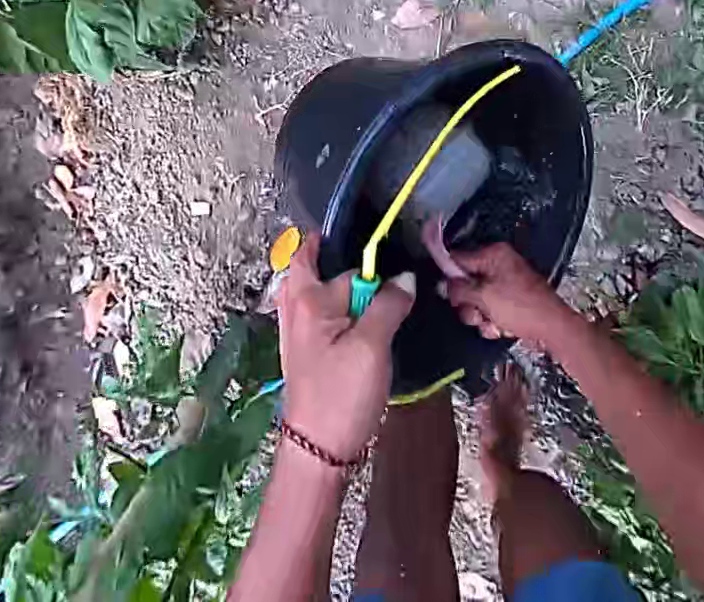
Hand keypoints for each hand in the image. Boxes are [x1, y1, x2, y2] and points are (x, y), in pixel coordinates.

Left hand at [276, 239, 415, 463]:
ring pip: (324, 292)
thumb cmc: (342, 394)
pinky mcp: (310, 350)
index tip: (388, 250)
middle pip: (318, 267)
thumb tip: (406, 277)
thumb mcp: (372, 345)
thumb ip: (389, 303)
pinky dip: (348, 311)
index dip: (361, 255)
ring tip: (382, 301)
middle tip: (383, 276)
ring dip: (351, 292)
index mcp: (307, 299)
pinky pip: (328, 314)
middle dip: (349, 265)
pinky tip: (371, 324)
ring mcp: (300, 330)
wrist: (319, 454)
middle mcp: (297, 308)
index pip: (338, 260)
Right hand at [442, 242, 579, 348]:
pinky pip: (488, 311)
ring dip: (480, 316)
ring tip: (493, 321)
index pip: (458, 258)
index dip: (449, 276)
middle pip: (465, 283)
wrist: (551, 329)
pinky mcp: (508, 302)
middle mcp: (498, 266)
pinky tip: (501, 327)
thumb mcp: (484, 296)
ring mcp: (504, 285)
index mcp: (494, 255)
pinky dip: (492, 322)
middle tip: (478, 311)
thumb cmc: (523, 307)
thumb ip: (459, 289)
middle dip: (468, 303)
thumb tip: (445, 284)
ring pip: (475, 301)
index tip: (446, 291)